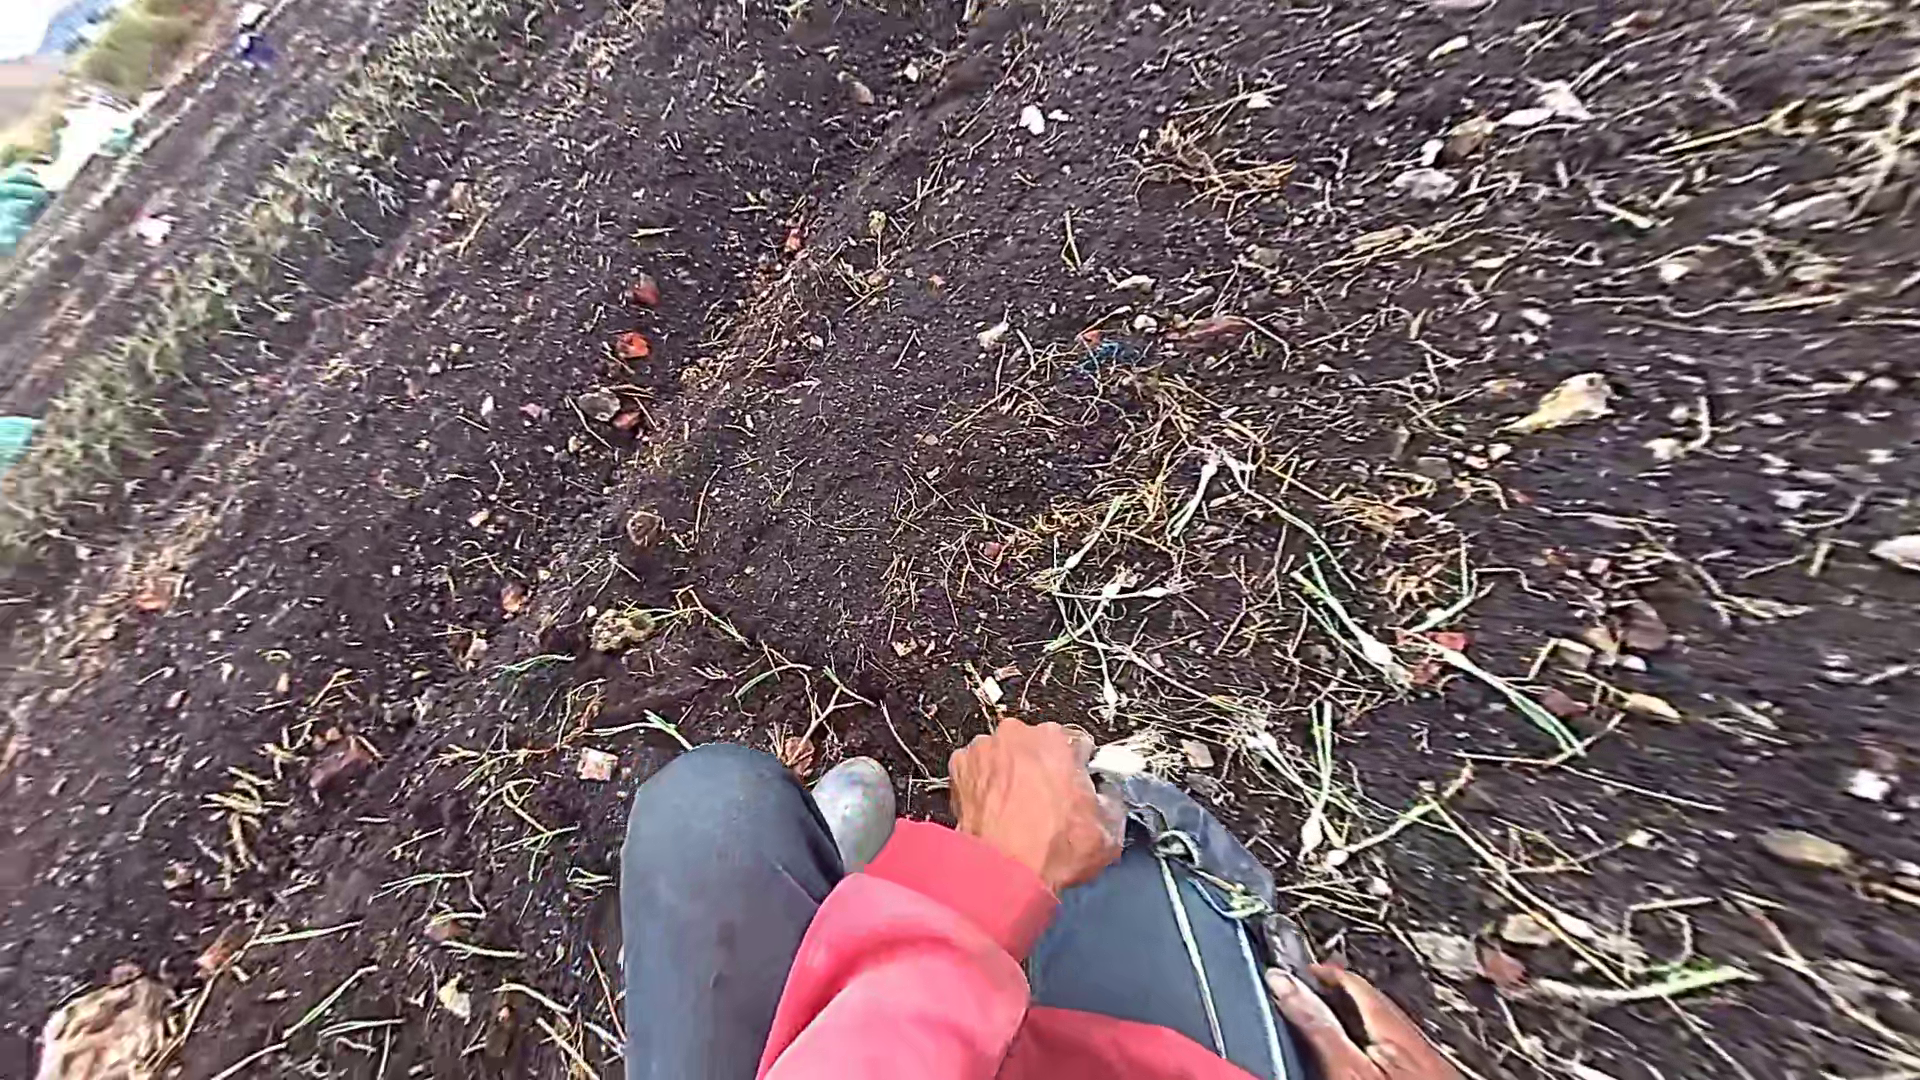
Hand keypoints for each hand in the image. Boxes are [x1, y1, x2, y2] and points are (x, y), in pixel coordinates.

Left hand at [949, 717, 1122, 892]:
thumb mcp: (1108, 831)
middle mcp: (1019, 734)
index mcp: (1057, 739)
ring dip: (1009, 773)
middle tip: (1043, 803)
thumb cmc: (1051, 849)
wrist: (1002, 872)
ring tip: (1014, 810)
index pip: (1075, 744)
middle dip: (1040, 767)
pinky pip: (976, 768)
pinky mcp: (960, 765)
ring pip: (1004, 754)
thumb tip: (1106, 795)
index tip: (1074, 788)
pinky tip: (991, 810)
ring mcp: (986, 747)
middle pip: (1036, 745)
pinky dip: (983, 784)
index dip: (1078, 769)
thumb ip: (1111, 800)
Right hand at [1266, 964, 1461, 1079]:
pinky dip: (1372, 1052)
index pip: (1354, 981)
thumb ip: (1316, 1024)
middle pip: (1372, 1007)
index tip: (1294, 976)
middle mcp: (1420, 1048)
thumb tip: (1281, 980)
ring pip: (1386, 1035)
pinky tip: (1361, 1068)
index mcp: (1397, 1032)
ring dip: (1355, 1027)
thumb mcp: (1347, 1073)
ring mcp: (1432, 1073)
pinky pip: (1398, 1060)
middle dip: (1338, 1000)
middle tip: (1304, 1002)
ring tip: (1326, 1034)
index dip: (1322, 974)